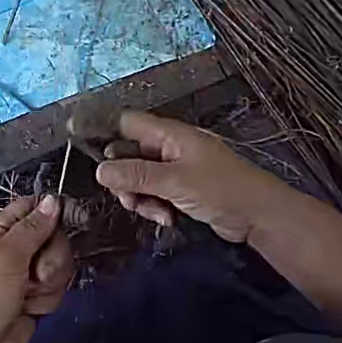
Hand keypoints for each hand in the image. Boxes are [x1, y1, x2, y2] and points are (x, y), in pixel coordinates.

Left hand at [0, 195, 72, 342]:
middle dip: (52, 257)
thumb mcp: (6, 256)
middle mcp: (17, 246)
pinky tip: (30, 308)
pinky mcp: (39, 294)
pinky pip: (59, 287)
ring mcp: (29, 271)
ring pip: (61, 263)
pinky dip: (47, 299)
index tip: (78, 217)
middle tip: (35, 272)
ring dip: (48, 282)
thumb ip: (34, 228)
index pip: (36, 207)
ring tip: (26, 294)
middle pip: (56, 236)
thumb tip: (54, 199)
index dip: (57, 209)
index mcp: (2, 229)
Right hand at [94, 111, 296, 242]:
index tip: (81, 145)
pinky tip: (167, 219)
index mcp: (169, 134)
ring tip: (156, 213)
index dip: (104, 131)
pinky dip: (155, 206)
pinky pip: (154, 194)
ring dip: (140, 197)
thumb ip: (136, 175)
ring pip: (139, 179)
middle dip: (124, 178)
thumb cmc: (221, 188)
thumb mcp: (175, 181)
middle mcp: (169, 147)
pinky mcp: (181, 189)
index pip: (126, 123)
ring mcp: (175, 169)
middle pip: (128, 155)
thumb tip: (99, 171)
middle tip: (128, 199)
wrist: (260, 216)